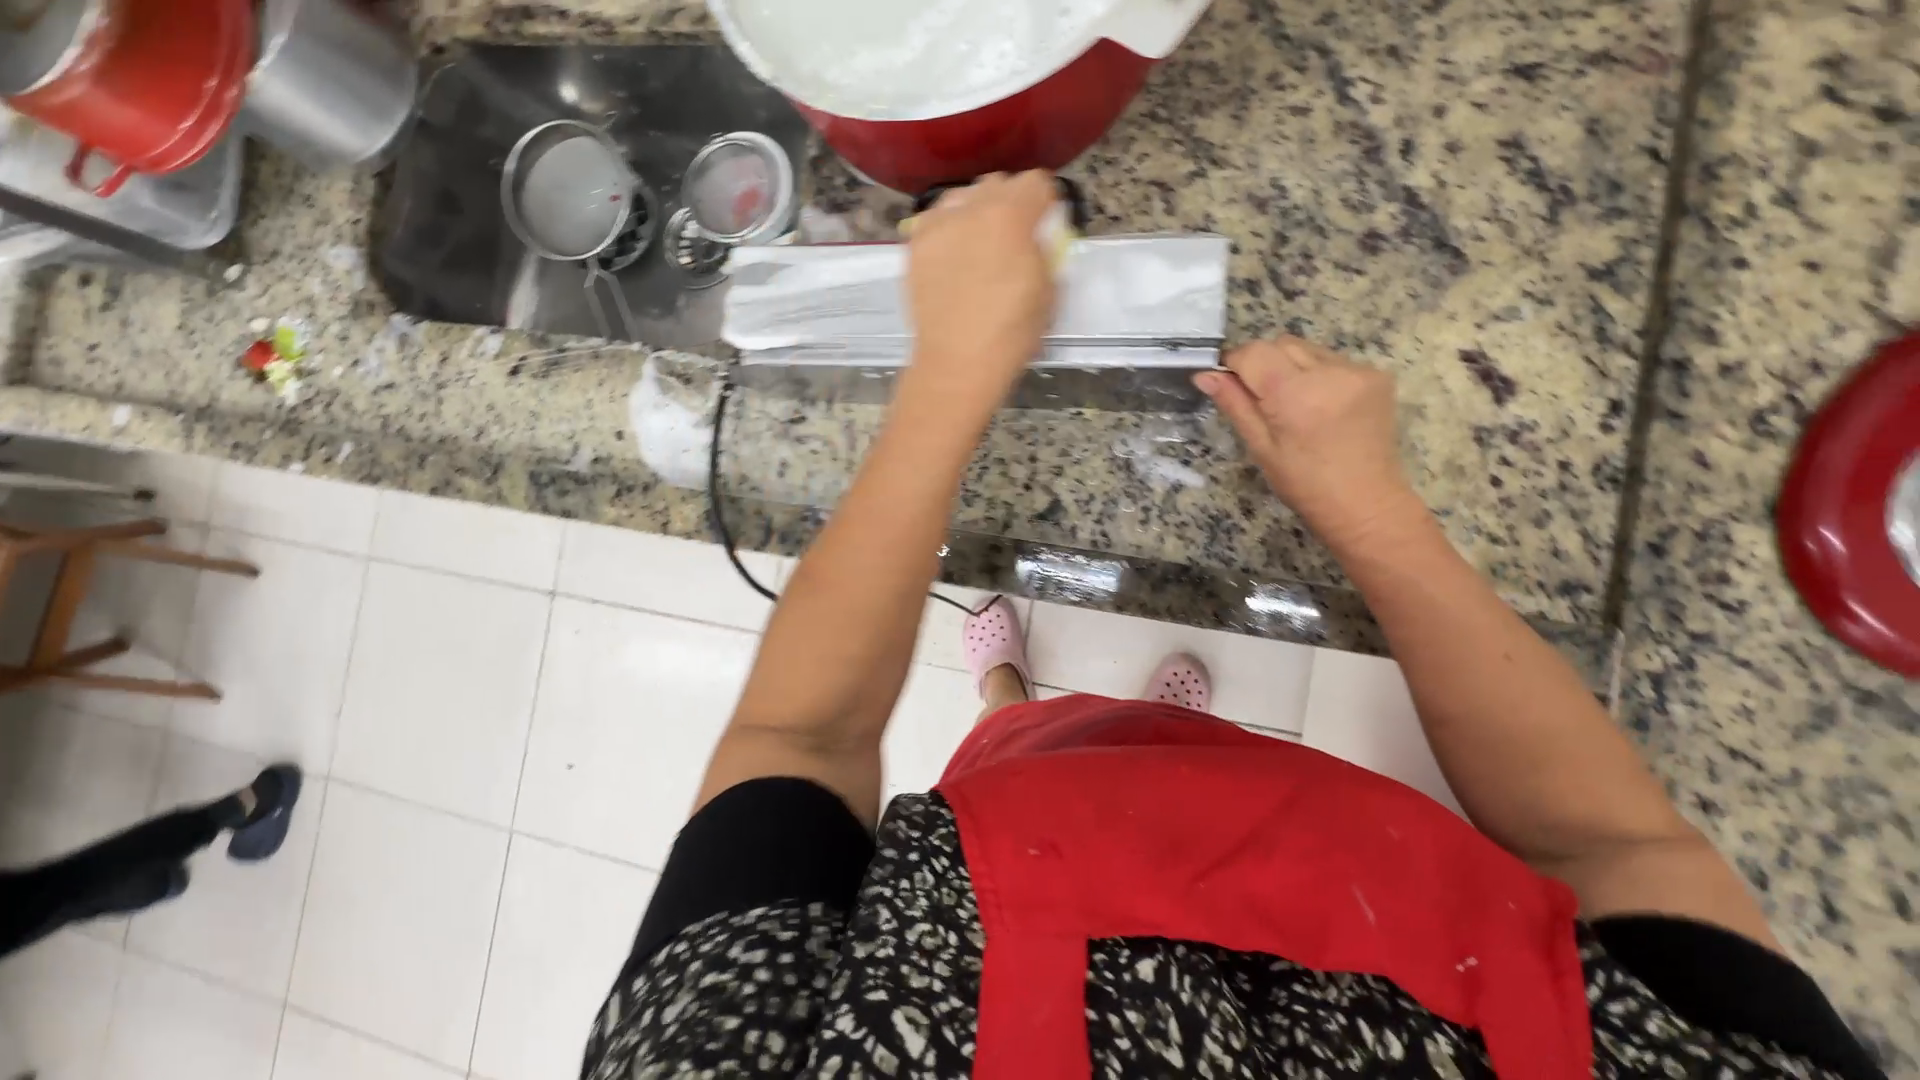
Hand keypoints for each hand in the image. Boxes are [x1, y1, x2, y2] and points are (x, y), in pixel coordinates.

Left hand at [903, 171, 1058, 416]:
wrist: (958, 362)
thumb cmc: (1011, 332)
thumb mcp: (1048, 289)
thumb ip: (1044, 250)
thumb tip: (1036, 238)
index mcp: (1011, 216)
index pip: (1036, 182)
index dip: (1045, 203)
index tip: (1045, 225)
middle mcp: (971, 209)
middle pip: (997, 184)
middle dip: (1010, 203)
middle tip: (1012, 237)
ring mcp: (937, 225)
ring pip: (961, 197)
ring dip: (975, 211)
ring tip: (977, 243)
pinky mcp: (914, 245)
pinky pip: (934, 220)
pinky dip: (946, 229)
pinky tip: (951, 256)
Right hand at [1195, 336, 1425, 549]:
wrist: (1365, 502)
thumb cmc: (1305, 484)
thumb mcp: (1260, 447)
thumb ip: (1234, 404)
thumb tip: (1205, 374)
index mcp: (1294, 394)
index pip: (1254, 352)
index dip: (1235, 364)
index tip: (1230, 383)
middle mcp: (1329, 373)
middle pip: (1281, 344)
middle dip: (1265, 364)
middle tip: (1264, 401)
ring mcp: (1357, 371)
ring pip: (1308, 349)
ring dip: (1293, 367)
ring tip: (1297, 405)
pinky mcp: (1377, 375)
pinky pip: (1334, 361)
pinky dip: (1320, 375)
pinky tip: (1323, 406)